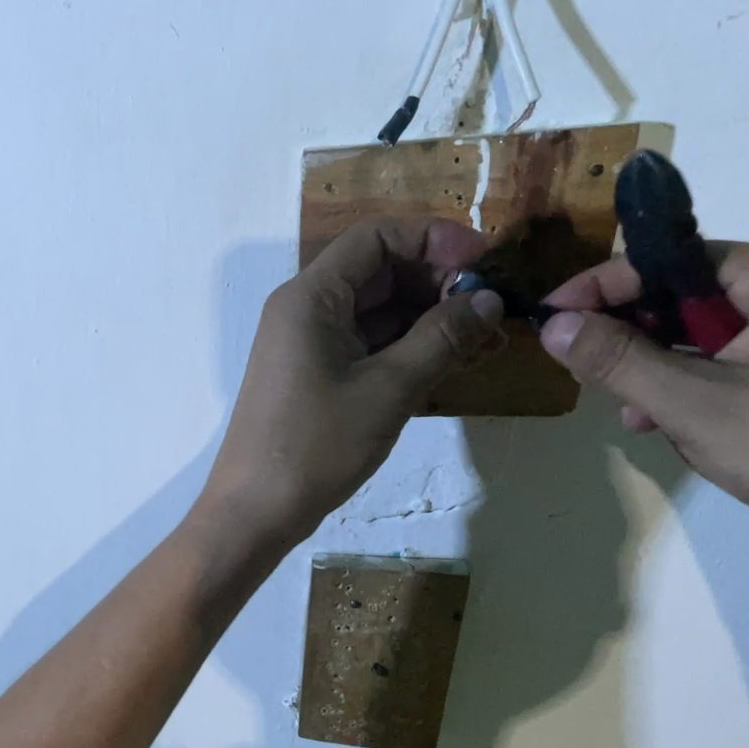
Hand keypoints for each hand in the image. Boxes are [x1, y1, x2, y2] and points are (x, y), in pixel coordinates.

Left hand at [198, 216, 501, 543]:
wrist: (255, 511)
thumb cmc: (316, 446)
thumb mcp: (388, 390)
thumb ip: (441, 338)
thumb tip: (489, 299)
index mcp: (310, 297)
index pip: (376, 237)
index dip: (435, 239)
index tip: (486, 266)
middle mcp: (305, 310)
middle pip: (380, 271)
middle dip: (439, 283)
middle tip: (493, 312)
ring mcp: (309, 345)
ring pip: (378, 312)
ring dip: (430, 321)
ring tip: (487, 342)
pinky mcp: (316, 376)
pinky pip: (368, 345)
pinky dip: (408, 349)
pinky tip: (454, 364)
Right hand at [539, 242, 748, 564]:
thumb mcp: (696, 403)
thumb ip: (618, 359)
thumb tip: (552, 324)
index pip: (676, 261)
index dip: (605, 286)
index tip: (548, 318)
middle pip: (690, 301)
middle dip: (636, 341)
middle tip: (587, 375)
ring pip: (706, 341)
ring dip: (661, 376)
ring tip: (637, 416)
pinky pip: (732, 370)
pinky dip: (694, 394)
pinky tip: (670, 428)